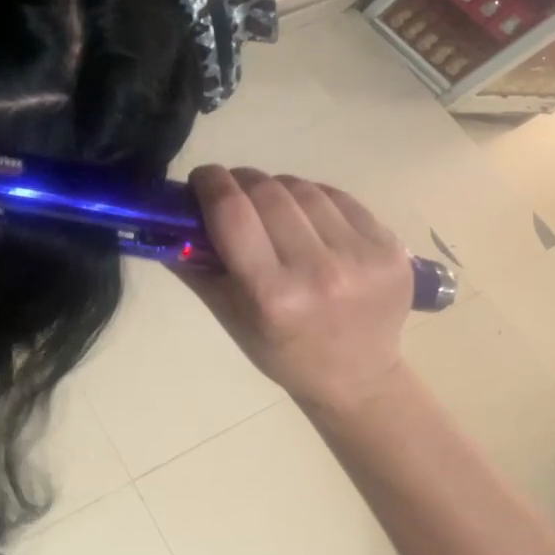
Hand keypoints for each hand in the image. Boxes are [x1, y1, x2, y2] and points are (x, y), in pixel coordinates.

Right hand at [173, 165, 413, 413]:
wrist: (356, 376)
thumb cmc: (278, 348)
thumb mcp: (225, 312)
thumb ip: (192, 263)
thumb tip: (164, 217)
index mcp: (270, 293)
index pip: (232, 212)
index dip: (211, 183)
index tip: (200, 178)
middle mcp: (318, 271)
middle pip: (266, 192)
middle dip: (239, 181)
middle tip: (229, 189)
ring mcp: (361, 257)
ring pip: (302, 188)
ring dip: (276, 186)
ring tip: (268, 203)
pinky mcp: (391, 248)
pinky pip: (338, 197)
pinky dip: (312, 197)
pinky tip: (304, 215)